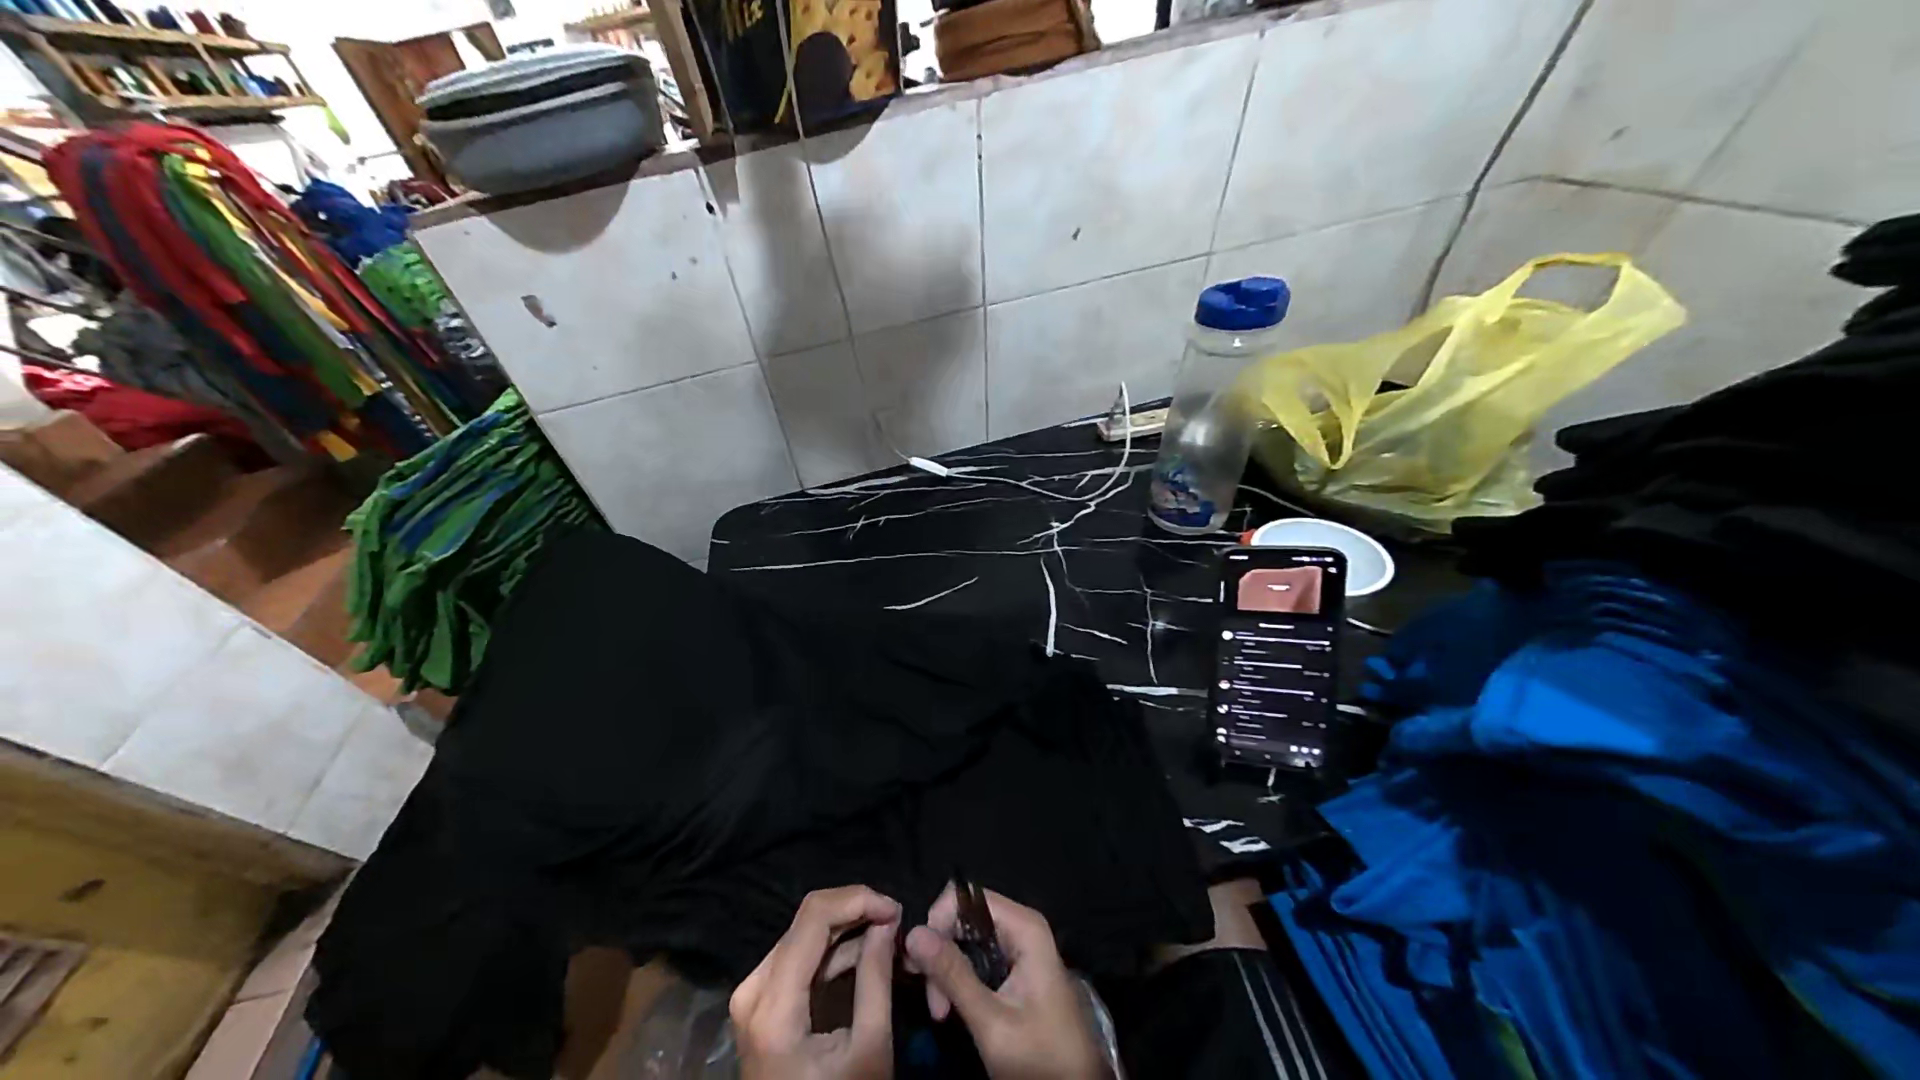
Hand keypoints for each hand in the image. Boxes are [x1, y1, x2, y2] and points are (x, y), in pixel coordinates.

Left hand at [732, 886, 900, 1079]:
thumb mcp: (869, 1048)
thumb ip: (876, 978)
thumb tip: (887, 920)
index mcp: (773, 1004)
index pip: (814, 916)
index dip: (858, 899)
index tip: (896, 909)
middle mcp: (753, 988)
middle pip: (807, 921)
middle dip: (856, 912)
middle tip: (896, 922)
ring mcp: (752, 994)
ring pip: (805, 934)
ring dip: (848, 928)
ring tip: (889, 936)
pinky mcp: (760, 1001)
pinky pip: (800, 956)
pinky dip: (834, 949)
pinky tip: (866, 953)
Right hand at [904, 886, 1105, 1079]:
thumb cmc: (1041, 1057)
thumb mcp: (992, 1021)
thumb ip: (953, 975)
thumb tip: (913, 933)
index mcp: (1024, 927)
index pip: (966, 896)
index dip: (938, 920)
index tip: (920, 962)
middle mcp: (1020, 926)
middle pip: (964, 916)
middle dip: (940, 951)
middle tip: (927, 993)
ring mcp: (1017, 947)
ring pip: (965, 939)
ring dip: (945, 970)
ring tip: (939, 1010)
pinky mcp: (1012, 967)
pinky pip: (975, 957)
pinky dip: (957, 978)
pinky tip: (949, 1005)